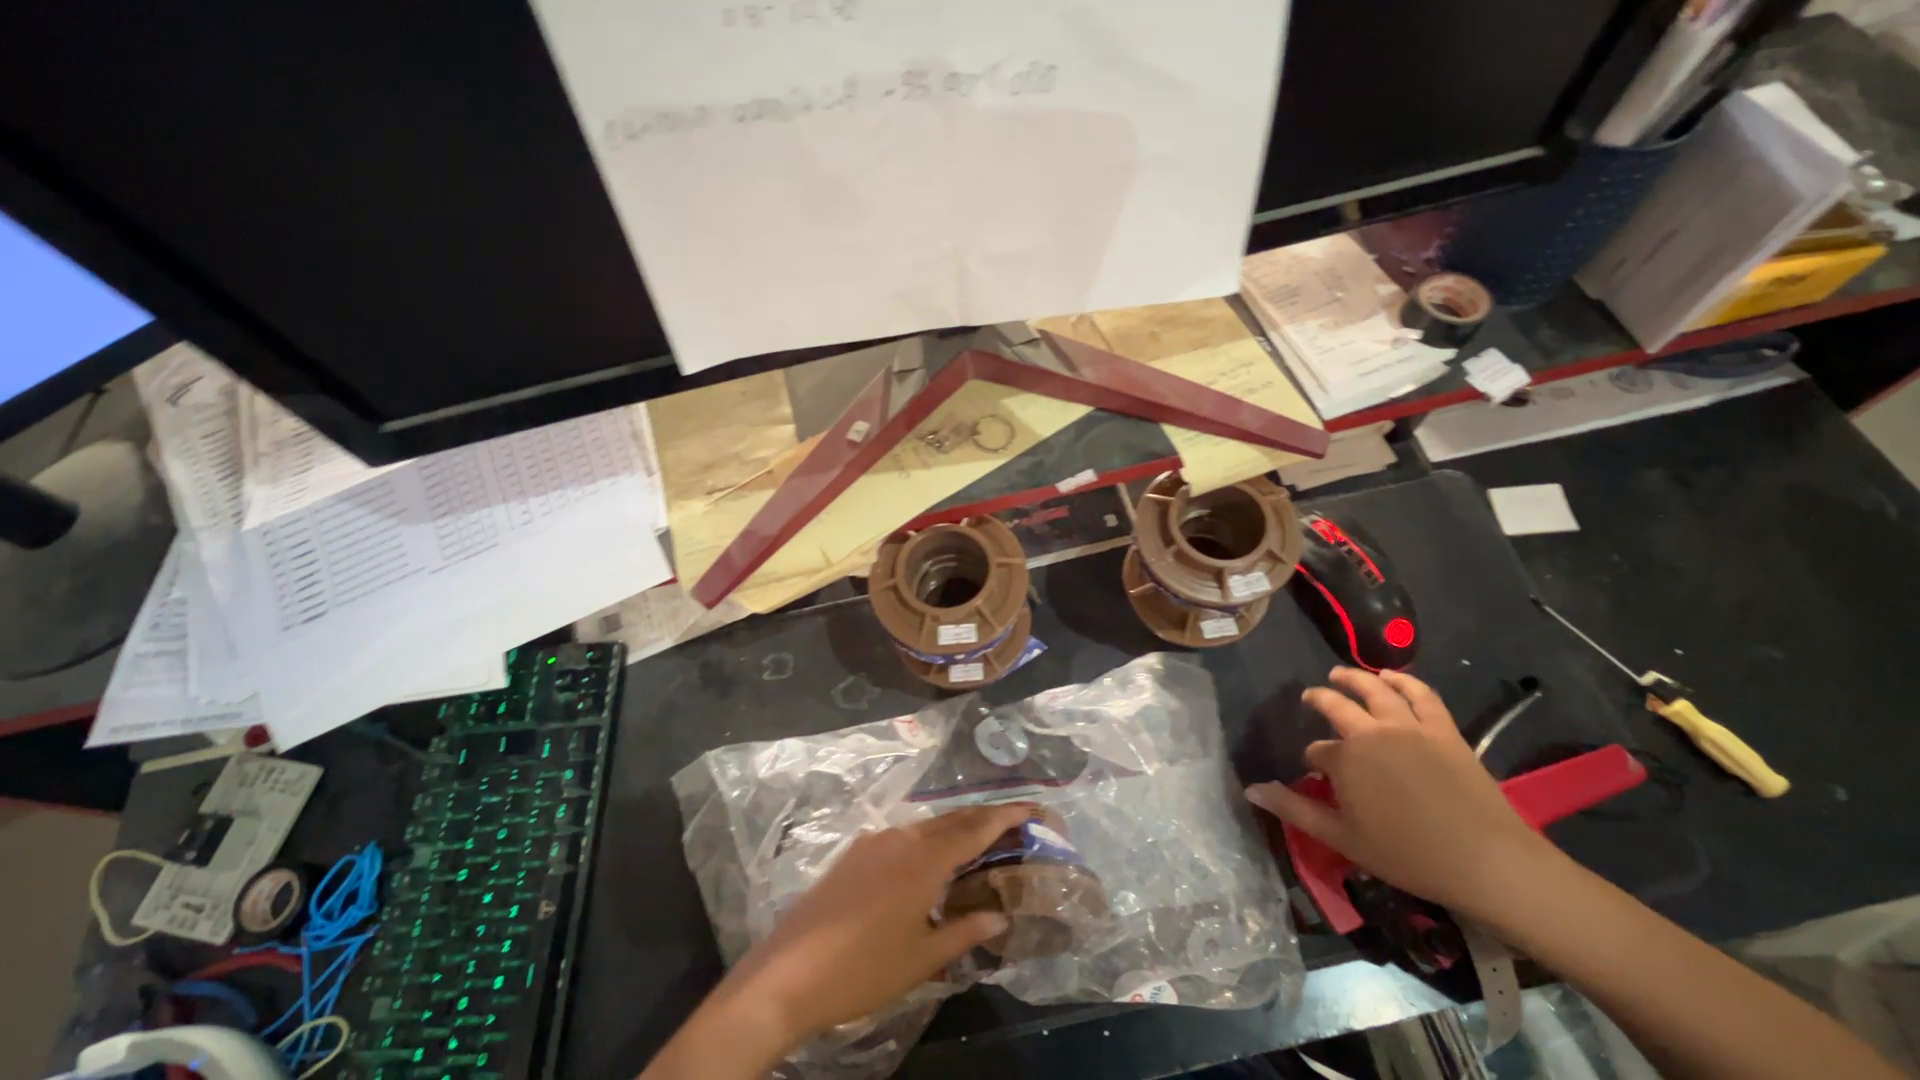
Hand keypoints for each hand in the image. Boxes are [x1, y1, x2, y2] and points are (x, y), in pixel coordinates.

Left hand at [716, 802, 1034, 1048]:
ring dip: (955, 831)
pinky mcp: (851, 856)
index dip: (1007, 816)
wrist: (786, 976)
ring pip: (925, 827)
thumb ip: (964, 931)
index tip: (1035, 809)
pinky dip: (928, 842)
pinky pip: (901, 837)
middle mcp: (899, 839)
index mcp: (922, 859)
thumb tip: (999, 916)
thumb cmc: (862, 969)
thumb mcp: (922, 958)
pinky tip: (932, 864)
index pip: (975, 828)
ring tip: (980, 844)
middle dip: (985, 819)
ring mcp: (871, 844)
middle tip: (1016, 825)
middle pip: (951, 820)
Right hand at [1244, 667, 1558, 917]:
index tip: (1314, 771)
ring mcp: (1410, 726)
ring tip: (1340, 674)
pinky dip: (1404, 680)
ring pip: (1377, 689)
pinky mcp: (1443, 728)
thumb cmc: (1406, 854)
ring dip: (1355, 678)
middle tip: (1310, 696)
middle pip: (1339, 706)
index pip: (1318, 751)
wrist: (1483, 858)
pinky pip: (1421, 694)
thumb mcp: (1342, 837)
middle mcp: (1373, 731)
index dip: (1313, 759)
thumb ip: (1295, 809)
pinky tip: (1391, 677)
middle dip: (1320, 699)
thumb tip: (1251, 789)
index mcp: (1345, 759)